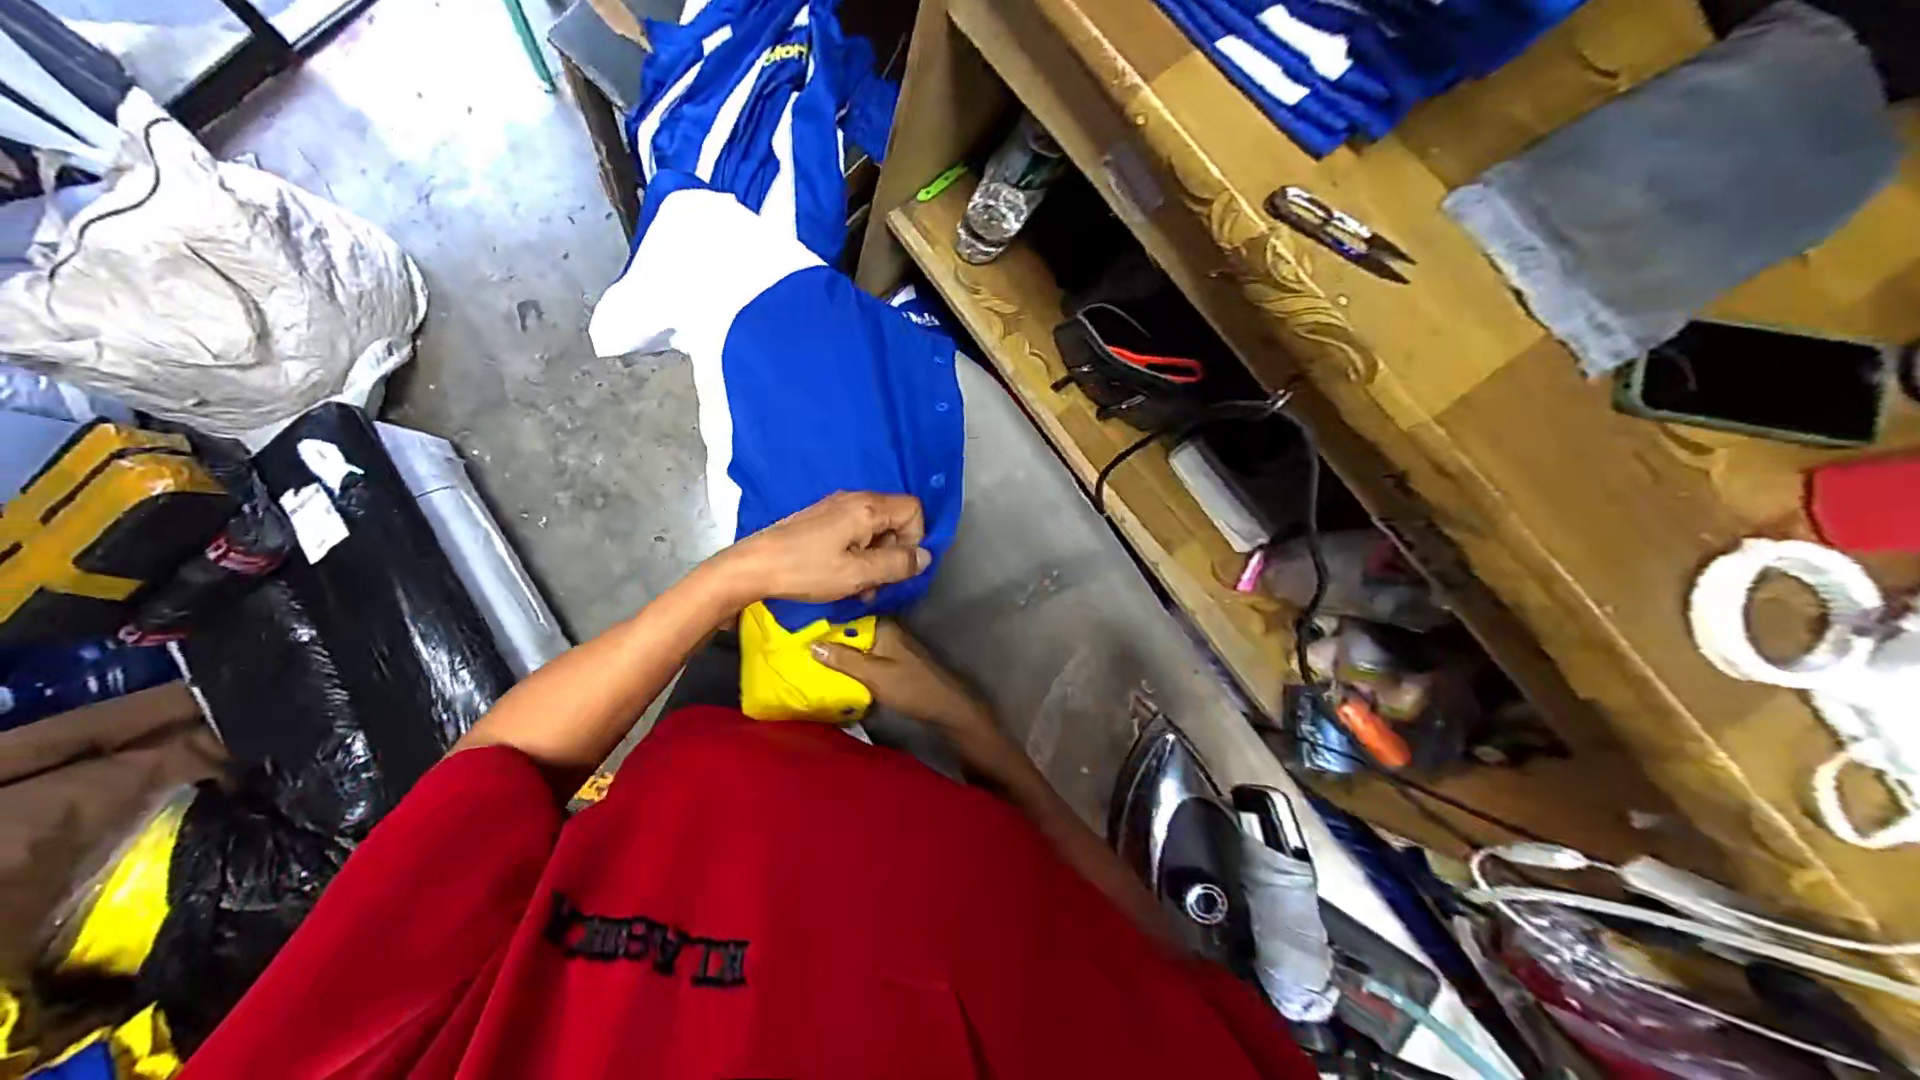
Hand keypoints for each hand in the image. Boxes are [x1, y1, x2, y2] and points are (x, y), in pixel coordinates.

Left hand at [709, 491, 930, 607]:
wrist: (753, 566)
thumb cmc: (806, 570)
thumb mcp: (857, 573)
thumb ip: (896, 564)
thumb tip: (925, 557)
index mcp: (866, 507)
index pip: (913, 510)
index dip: (916, 539)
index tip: (900, 567)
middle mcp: (853, 499)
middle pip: (895, 519)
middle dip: (894, 552)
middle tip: (878, 583)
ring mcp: (834, 507)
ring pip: (874, 529)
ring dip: (875, 558)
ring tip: (859, 587)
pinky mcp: (821, 519)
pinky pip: (853, 532)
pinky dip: (857, 554)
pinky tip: (842, 577)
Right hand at [812, 621, 998, 742]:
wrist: (946, 707)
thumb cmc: (911, 687)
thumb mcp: (873, 674)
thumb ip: (843, 659)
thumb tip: (810, 644)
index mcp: (883, 625)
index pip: (847, 614)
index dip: (822, 619)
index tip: (795, 625)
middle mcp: (886, 630)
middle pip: (849, 629)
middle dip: (826, 636)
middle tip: (794, 642)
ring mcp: (889, 645)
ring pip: (856, 643)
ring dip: (837, 650)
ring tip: (805, 655)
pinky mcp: (891, 661)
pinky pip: (863, 655)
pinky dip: (849, 661)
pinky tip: (832, 668)